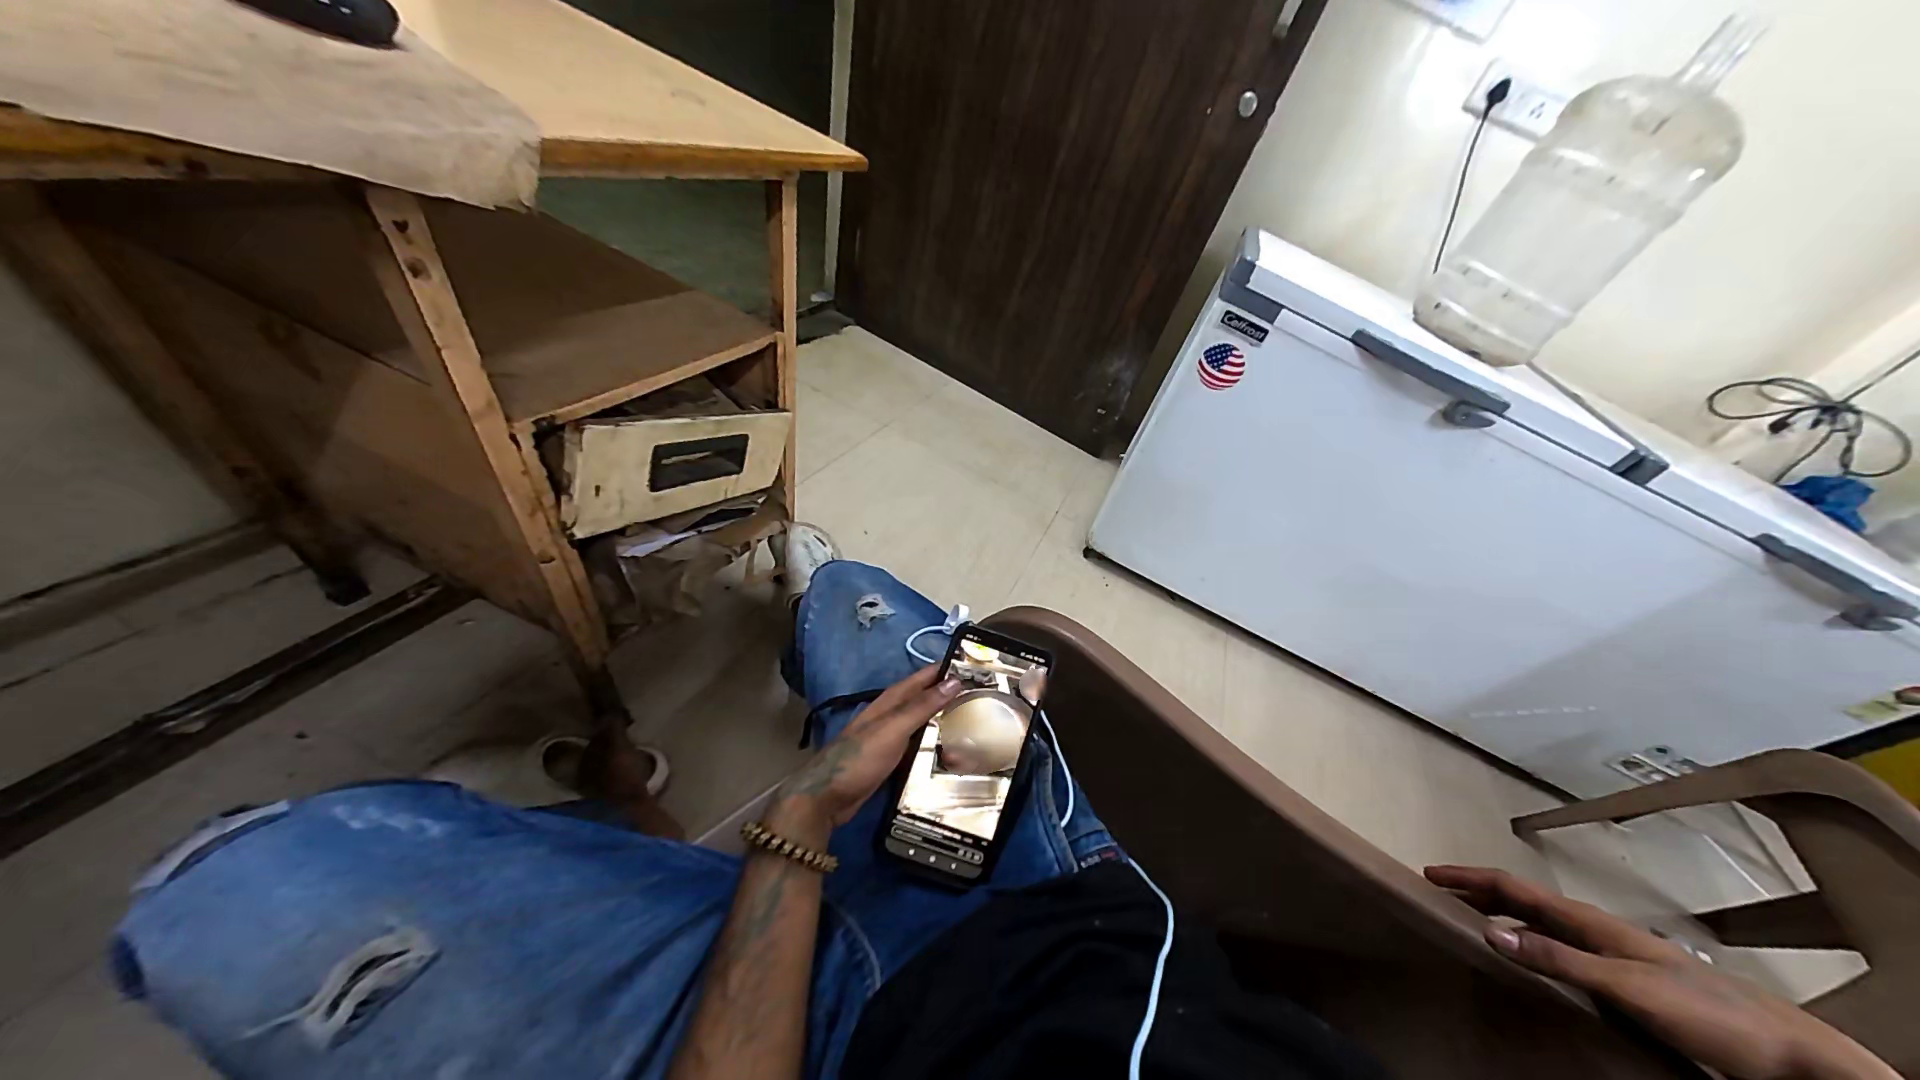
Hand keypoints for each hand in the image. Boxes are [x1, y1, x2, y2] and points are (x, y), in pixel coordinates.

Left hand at [766, 667, 960, 846]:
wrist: (827, 798)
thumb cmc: (859, 758)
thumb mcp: (893, 728)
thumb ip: (921, 706)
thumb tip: (954, 681)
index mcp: (889, 702)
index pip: (920, 679)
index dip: (942, 671)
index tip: (969, 667)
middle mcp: (889, 716)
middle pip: (921, 700)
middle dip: (945, 696)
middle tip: (975, 698)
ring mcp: (888, 739)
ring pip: (920, 724)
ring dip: (940, 722)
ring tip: (966, 724)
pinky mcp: (889, 761)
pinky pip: (916, 746)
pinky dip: (932, 746)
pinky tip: (945, 753)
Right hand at [1424, 865, 1896, 1079]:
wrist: (1789, 1051)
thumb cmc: (1703, 1011)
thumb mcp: (1626, 987)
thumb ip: (1558, 958)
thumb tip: (1488, 929)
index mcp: (1587, 920)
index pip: (1512, 886)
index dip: (1468, 876)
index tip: (1428, 873)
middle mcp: (1593, 927)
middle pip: (1521, 898)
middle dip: (1476, 890)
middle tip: (1439, 894)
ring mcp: (1610, 950)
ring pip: (1538, 920)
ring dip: (1499, 912)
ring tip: (1470, 919)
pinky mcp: (1623, 975)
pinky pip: (1556, 944)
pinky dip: (1525, 938)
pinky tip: (1526, 958)